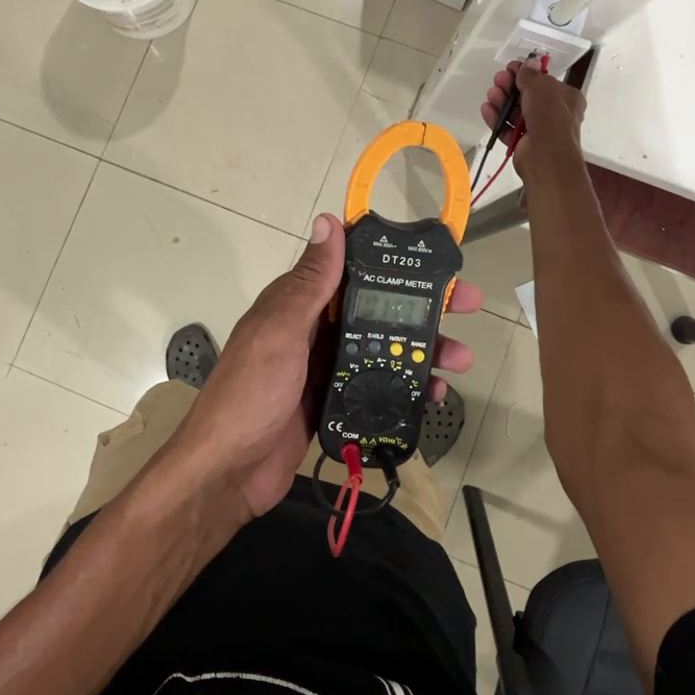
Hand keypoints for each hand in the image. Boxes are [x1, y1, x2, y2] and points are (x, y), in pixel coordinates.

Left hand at [168, 213, 483, 518]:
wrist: (227, 472)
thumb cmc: (250, 393)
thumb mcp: (280, 331)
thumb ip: (308, 283)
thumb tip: (328, 222)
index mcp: (297, 305)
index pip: (350, 270)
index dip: (392, 261)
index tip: (432, 259)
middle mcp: (312, 331)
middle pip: (375, 311)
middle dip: (422, 308)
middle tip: (467, 306)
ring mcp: (323, 370)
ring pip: (382, 350)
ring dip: (421, 351)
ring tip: (460, 358)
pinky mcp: (332, 405)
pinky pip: (376, 388)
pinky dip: (406, 389)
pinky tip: (434, 395)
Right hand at [480, 59, 586, 175]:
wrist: (546, 156)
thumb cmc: (550, 117)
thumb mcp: (542, 88)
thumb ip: (531, 75)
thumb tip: (526, 64)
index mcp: (566, 99)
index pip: (544, 83)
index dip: (527, 74)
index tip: (510, 68)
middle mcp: (554, 114)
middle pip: (527, 96)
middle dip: (510, 87)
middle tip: (498, 79)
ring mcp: (538, 130)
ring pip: (516, 112)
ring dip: (502, 101)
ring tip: (491, 95)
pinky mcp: (522, 143)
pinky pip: (507, 128)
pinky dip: (497, 119)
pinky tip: (487, 110)